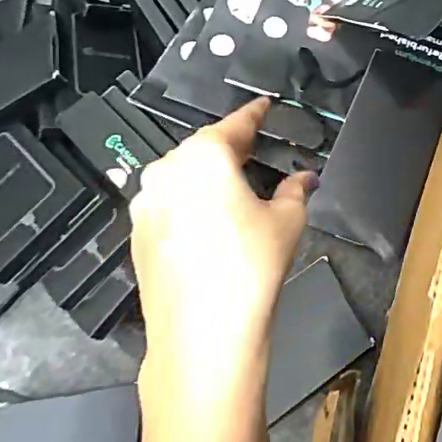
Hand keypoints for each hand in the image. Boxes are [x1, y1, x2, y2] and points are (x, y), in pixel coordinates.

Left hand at [129, 97, 313, 441]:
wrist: (201, 336)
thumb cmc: (251, 267)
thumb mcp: (288, 220)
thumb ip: (295, 189)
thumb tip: (303, 178)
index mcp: (205, 155)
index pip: (237, 122)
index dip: (257, 113)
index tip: (267, 105)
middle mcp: (167, 169)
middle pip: (206, 148)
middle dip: (233, 148)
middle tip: (260, 152)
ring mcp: (146, 203)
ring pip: (184, 175)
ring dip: (210, 176)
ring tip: (239, 191)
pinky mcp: (137, 234)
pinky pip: (169, 203)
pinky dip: (191, 202)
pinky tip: (213, 224)